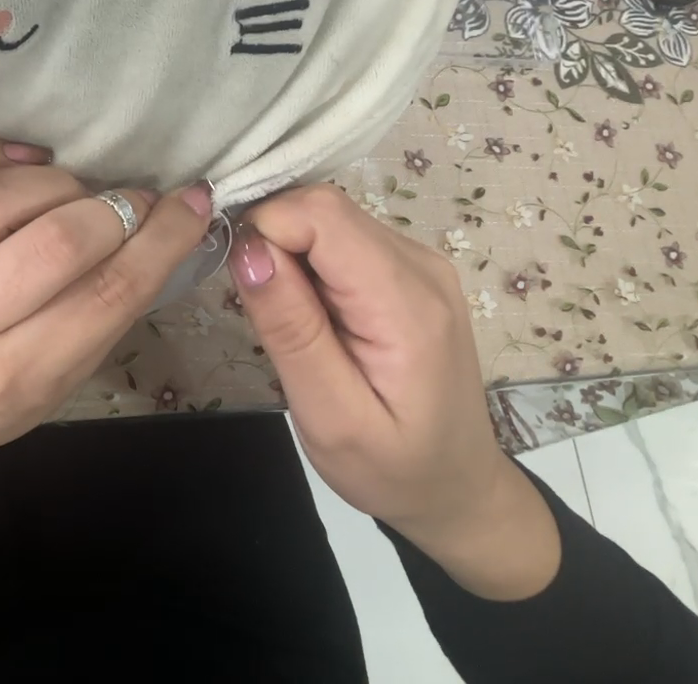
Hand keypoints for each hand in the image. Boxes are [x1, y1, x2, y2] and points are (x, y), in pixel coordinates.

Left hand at [0, 136, 214, 516]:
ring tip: (78, 190)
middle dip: (113, 212)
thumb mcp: (66, 378)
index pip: (105, 296)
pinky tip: (26, 159)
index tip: (192, 205)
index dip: (160, 241)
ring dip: (54, 182)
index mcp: (17, 375)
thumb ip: (109, 307)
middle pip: (53, 245)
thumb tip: (167, 222)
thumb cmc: (3, 401)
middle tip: (134, 203)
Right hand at [228, 185, 559, 600]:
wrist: (457, 491)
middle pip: (321, 207)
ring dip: (283, 249)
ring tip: (279, 313)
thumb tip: (248, 249)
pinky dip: (302, 258)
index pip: (319, 214)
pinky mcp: (404, 268)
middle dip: (268, 238)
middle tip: (254, 305)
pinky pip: (337, 235)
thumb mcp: (330, 416)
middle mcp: (418, 263)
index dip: (264, 230)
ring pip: (324, 216)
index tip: (240, 283)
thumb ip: (291, 329)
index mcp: (406, 302)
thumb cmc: (392, 468)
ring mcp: (415, 261)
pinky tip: (304, 308)